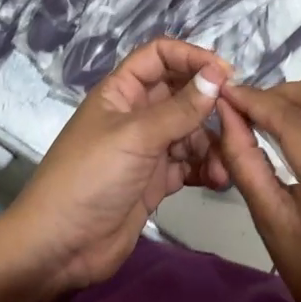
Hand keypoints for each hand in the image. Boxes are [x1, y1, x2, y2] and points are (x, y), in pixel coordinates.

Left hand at [0, 40, 230, 294]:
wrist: (61, 245)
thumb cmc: (90, 177)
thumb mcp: (136, 136)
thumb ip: (180, 108)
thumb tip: (217, 75)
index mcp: (121, 91)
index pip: (159, 56)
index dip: (191, 57)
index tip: (226, 74)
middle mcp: (135, 114)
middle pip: (181, 93)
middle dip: (210, 103)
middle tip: (239, 121)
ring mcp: (146, 148)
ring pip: (190, 131)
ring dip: (212, 143)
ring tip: (226, 164)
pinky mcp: (155, 180)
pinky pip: (189, 164)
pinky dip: (206, 168)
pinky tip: (219, 179)